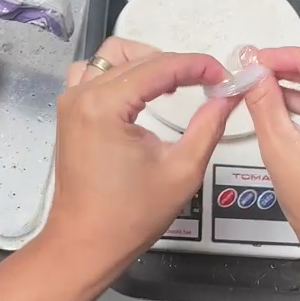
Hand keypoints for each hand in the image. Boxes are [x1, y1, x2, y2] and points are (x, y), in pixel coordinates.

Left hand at [41, 37, 232, 267]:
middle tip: (208, 82)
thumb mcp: (182, 170)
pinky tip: (142, 92)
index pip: (160, 67)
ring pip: (112, 57)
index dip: (197, 66)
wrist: (86, 242)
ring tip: (175, 84)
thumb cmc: (129, 215)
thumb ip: (209, 125)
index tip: (223, 75)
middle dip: (177, 65)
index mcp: (104, 106)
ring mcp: (71, 103)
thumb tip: (229, 95)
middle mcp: (81, 96)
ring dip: (146, 62)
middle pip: (138, 58)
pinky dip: (120, 74)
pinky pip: (94, 74)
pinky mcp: (70, 113)